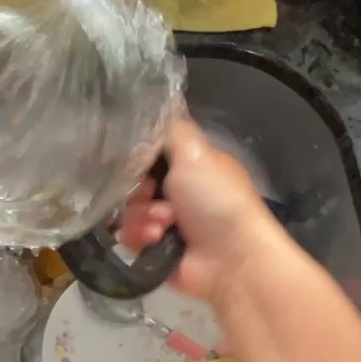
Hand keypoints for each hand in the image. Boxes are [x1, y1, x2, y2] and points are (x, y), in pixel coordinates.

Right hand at [119, 119, 279, 303]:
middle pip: (132, 183)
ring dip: (142, 217)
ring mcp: (166, 221)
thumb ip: (170, 128)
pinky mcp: (156, 249)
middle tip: (154, 196)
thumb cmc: (217, 200)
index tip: (138, 162)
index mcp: (191, 166)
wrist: (232, 259)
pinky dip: (141, 238)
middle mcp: (177, 192)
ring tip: (163, 225)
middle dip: (140, 192)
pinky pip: (129, 238)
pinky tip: (156, 239)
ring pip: (127, 211)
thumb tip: (152, 102)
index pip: (148, 153)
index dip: (137, 157)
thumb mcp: (196, 152)